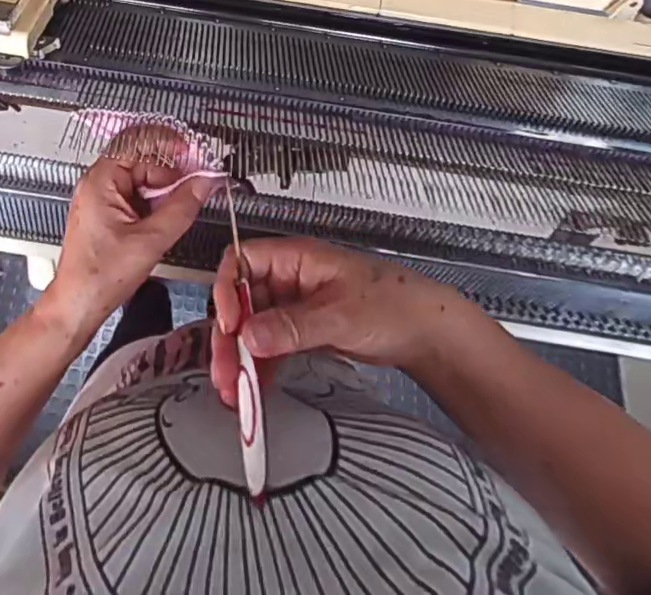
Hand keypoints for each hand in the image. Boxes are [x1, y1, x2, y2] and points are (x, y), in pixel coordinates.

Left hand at [43, 155, 218, 330]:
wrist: (77, 305)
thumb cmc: (100, 277)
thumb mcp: (151, 240)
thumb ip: (182, 208)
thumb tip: (204, 183)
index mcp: (100, 181)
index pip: (137, 142)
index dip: (169, 145)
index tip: (193, 153)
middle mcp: (97, 183)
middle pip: (141, 156)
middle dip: (171, 167)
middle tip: (197, 178)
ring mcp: (102, 196)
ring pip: (141, 175)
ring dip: (165, 184)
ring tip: (185, 200)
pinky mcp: (108, 210)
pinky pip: (136, 191)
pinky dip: (156, 198)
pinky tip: (169, 212)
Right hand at [211, 236, 478, 405]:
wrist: (426, 331)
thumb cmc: (391, 304)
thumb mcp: (339, 315)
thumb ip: (291, 326)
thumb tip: (247, 336)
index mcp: (295, 258)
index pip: (243, 261)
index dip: (227, 289)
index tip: (226, 324)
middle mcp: (289, 277)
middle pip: (242, 299)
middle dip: (229, 336)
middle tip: (225, 373)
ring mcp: (295, 305)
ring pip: (252, 326)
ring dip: (240, 357)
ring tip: (234, 392)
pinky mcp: (303, 329)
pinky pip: (270, 344)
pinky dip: (260, 365)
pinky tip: (254, 389)